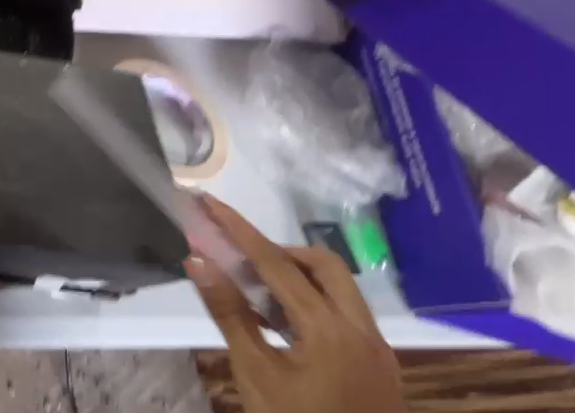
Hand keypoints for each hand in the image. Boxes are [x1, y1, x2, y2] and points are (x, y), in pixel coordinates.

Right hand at [191, 195, 407, 412]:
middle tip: (239, 257)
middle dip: (279, 249)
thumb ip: (228, 312)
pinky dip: (311, 301)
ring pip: (339, 289)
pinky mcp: (378, 365)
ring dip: (296, 275)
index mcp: (331, 331)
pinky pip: (344, 314)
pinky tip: (279, 322)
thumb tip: (197, 260)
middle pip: (324, 265)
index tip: (209, 202)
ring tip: (253, 290)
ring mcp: (377, 349)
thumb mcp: (254, 371)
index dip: (239, 229)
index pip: (277, 263)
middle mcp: (363, 331)